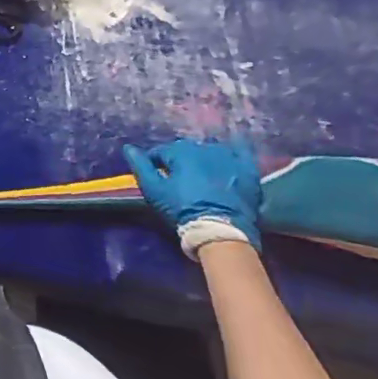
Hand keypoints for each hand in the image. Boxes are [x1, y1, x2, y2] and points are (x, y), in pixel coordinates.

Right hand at [122, 137, 263, 255]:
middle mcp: (205, 147)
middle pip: (186, 151)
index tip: (157, 180)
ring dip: (203, 161)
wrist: (221, 231)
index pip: (161, 152)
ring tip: (202, 179)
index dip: (156, 165)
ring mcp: (230, 158)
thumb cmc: (182, 209)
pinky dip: (234, 156)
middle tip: (179, 182)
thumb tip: (128, 148)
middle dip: (180, 162)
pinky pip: (241, 155)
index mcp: (180, 151)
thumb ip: (140, 166)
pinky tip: (229, 162)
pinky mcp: (249, 170)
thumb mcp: (154, 190)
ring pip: (210, 152)